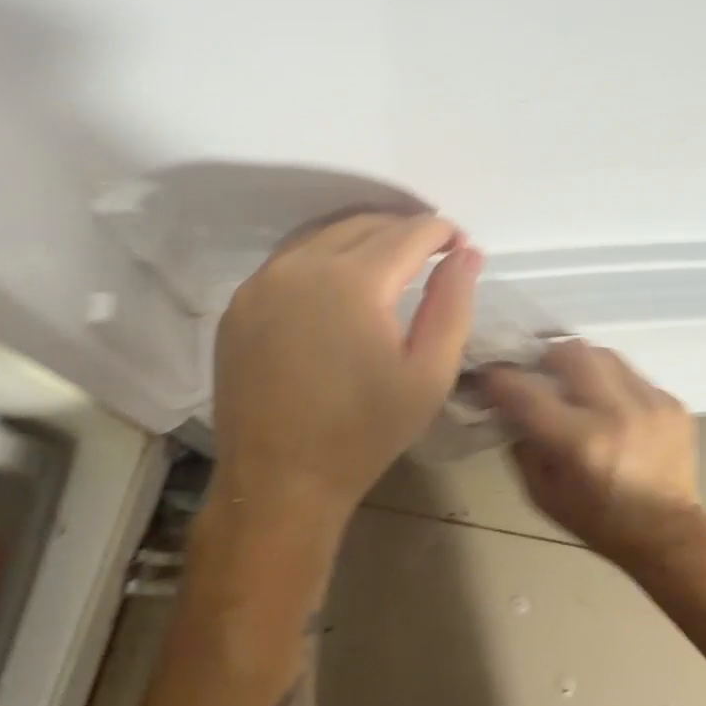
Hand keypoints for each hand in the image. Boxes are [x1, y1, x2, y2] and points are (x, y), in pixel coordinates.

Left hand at [212, 212, 481, 512]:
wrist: (280, 481)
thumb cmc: (365, 433)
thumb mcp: (429, 374)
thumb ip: (452, 305)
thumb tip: (466, 253)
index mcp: (353, 281)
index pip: (407, 232)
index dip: (440, 232)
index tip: (459, 244)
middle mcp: (302, 265)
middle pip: (363, 223)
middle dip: (403, 229)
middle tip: (431, 251)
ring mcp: (262, 282)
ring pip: (321, 236)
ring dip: (361, 238)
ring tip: (389, 261)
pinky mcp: (238, 304)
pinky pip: (288, 261)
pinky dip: (321, 259)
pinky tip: (337, 287)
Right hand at [481, 341, 703, 560]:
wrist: (667, 534)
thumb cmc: (598, 521)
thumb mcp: (543, 494)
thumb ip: (522, 445)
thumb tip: (509, 408)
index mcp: (582, 442)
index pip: (527, 392)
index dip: (499, 379)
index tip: (487, 375)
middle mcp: (617, 413)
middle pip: (571, 353)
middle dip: (545, 358)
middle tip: (536, 372)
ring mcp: (651, 403)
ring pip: (604, 354)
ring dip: (580, 364)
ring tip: (573, 383)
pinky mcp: (672, 403)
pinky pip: (632, 375)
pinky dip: (612, 384)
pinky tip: (610, 406)